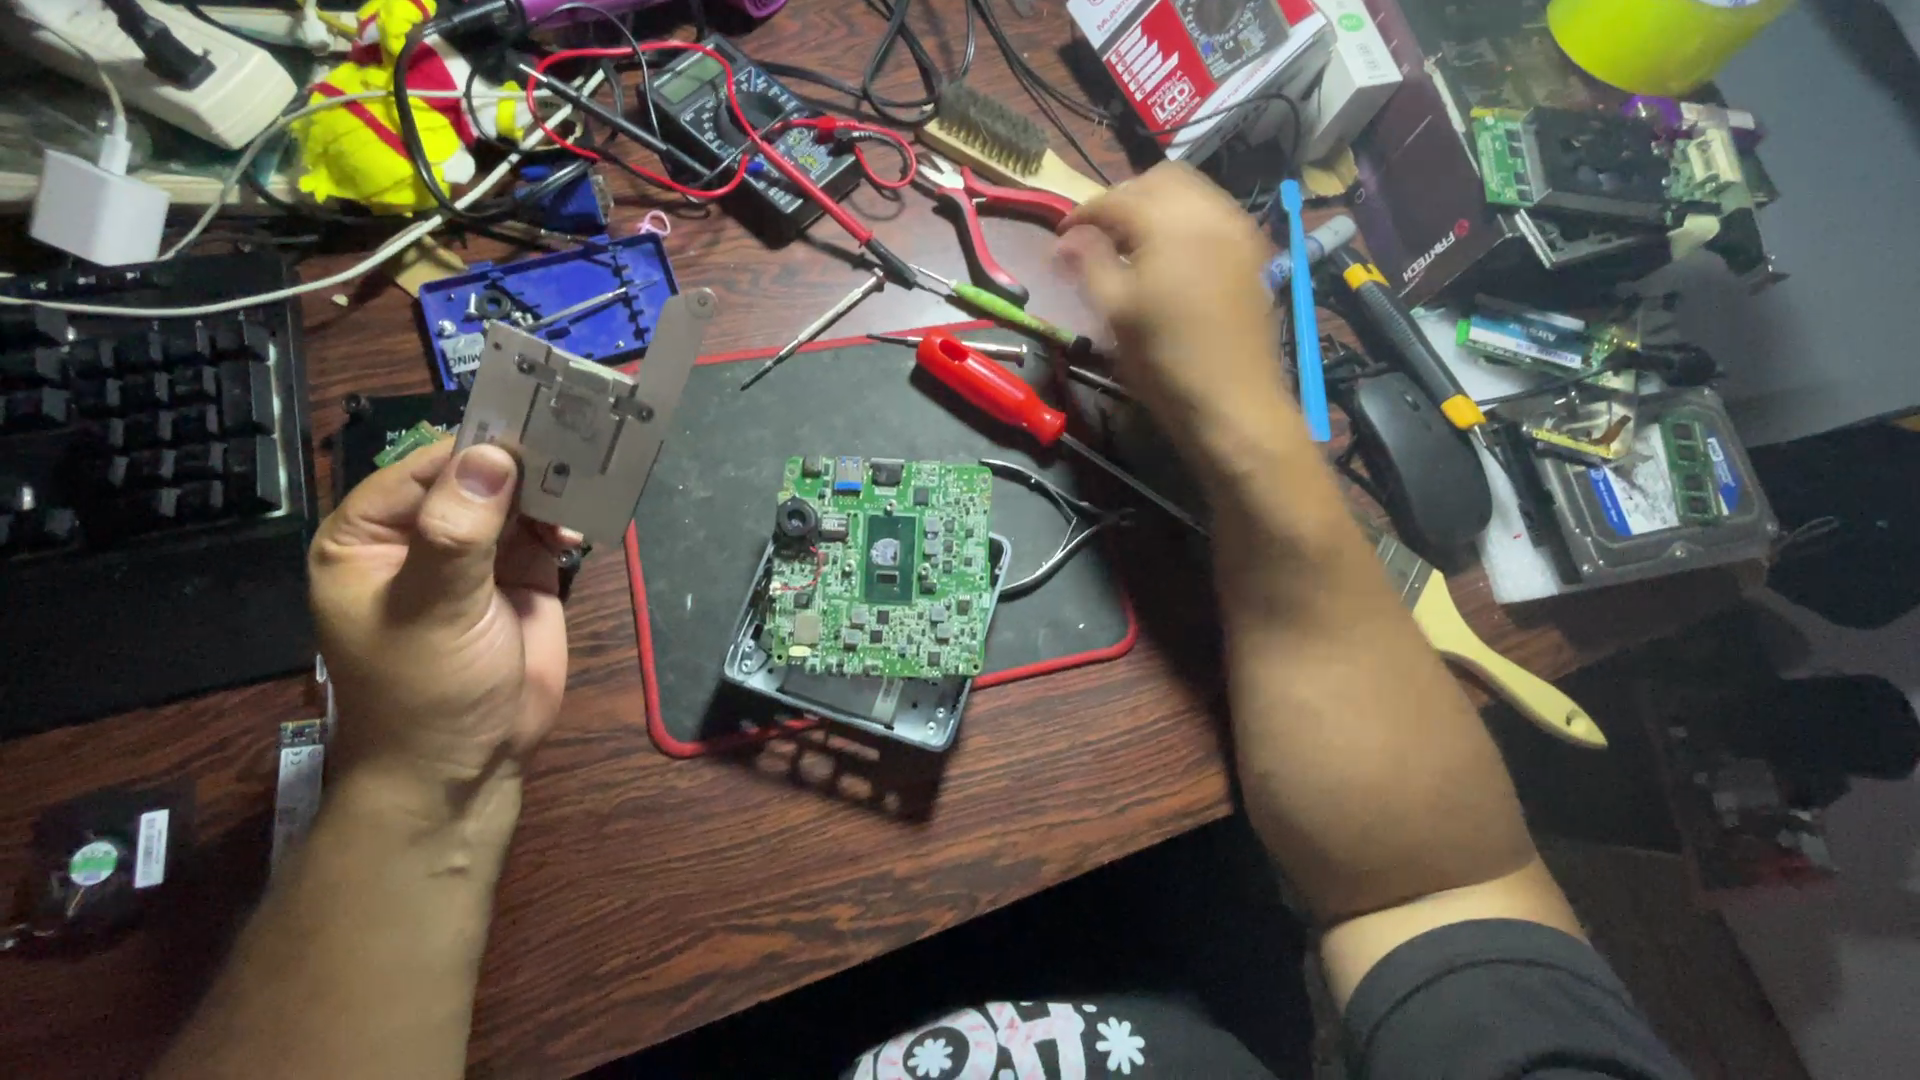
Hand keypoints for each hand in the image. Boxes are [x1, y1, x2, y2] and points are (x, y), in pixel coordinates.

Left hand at [308, 440, 570, 797]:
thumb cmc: (427, 689)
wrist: (467, 762)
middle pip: (475, 480)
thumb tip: (490, 457)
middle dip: (520, 467)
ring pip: (515, 502)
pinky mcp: (522, 578)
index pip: (423, 472)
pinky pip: (544, 533)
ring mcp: (477, 558)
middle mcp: (422, 538)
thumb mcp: (433, 609)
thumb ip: (459, 534)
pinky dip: (566, 522)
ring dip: (549, 493)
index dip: (473, 451)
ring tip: (585, 485)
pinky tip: (583, 524)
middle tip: (572, 447)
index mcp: (370, 538)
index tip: (528, 431)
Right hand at [1057, 163, 1292, 443]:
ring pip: (1191, 192)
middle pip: (1159, 180)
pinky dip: (1185, 222)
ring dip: (1156, 207)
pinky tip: (1169, 256)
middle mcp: (1209, 212)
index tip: (1060, 237)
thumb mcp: (1114, 312)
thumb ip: (1088, 264)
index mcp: (1169, 225)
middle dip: (1124, 199)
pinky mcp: (1252, 253)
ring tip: (1132, 245)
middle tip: (1099, 235)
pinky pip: (1214, 215)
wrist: (1231, 401)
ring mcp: (1237, 230)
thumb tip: (1064, 240)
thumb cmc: (1163, 361)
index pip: (1117, 198)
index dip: (1082, 214)